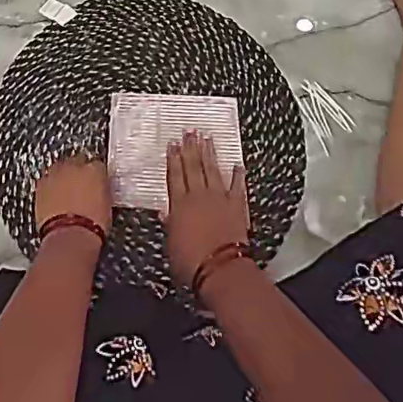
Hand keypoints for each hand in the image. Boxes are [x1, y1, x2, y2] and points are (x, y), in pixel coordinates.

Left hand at [33, 157, 111, 243]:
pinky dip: (50, 187)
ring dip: (63, 177)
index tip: (94, 184)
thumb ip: (102, 190)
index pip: (97, 165)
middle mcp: (75, 165)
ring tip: (64, 193)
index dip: (95, 176)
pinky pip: (46, 180)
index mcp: (96, 169)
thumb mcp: (107, 205)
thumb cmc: (92, 226)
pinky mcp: (42, 183)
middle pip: (77, 161)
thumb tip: (98, 191)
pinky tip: (52, 198)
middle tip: (79, 187)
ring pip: (60, 168)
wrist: (70, 237)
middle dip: (78, 172)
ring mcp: (57, 173)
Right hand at [164, 132, 249, 286]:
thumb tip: (165, 212)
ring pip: (212, 170)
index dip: (173, 159)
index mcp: (180, 205)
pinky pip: (237, 186)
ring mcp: (219, 199)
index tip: (173, 143)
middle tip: (189, 131)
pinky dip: (237, 175)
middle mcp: (199, 197)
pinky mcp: (236, 206)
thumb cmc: (192, 263)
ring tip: (207, 138)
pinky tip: (237, 164)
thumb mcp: (172, 245)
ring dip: (209, 153)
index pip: (175, 176)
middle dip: (190, 148)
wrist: (221, 269)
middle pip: (193, 167)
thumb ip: (170, 225)